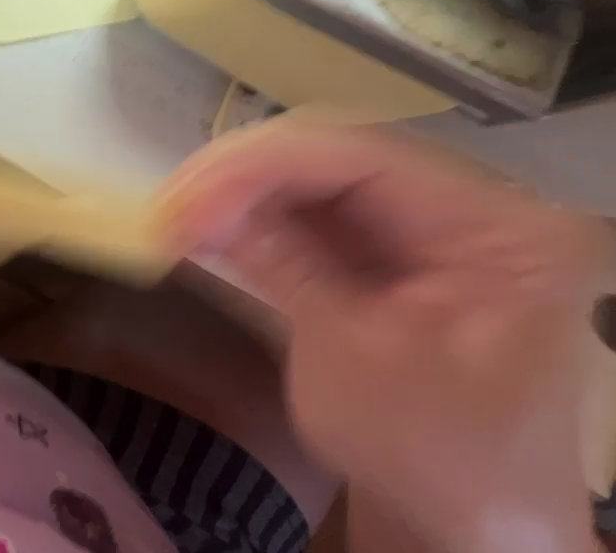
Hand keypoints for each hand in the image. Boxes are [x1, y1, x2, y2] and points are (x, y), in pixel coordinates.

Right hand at [164, 119, 606, 552]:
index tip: (183, 204)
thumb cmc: (434, 454)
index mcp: (501, 232)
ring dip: (230, 191)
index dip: (258, 168)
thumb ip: (283, 264)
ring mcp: (422, 224)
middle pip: (328, 154)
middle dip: (236, 176)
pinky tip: (199, 228)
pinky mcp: (379, 244)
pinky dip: (243, 212)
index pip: (361, 158)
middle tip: (168, 209)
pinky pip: (299, 204)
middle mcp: (466, 209)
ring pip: (303, 171)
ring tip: (173, 219)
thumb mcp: (353, 357)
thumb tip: (197, 206)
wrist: (467, 521)